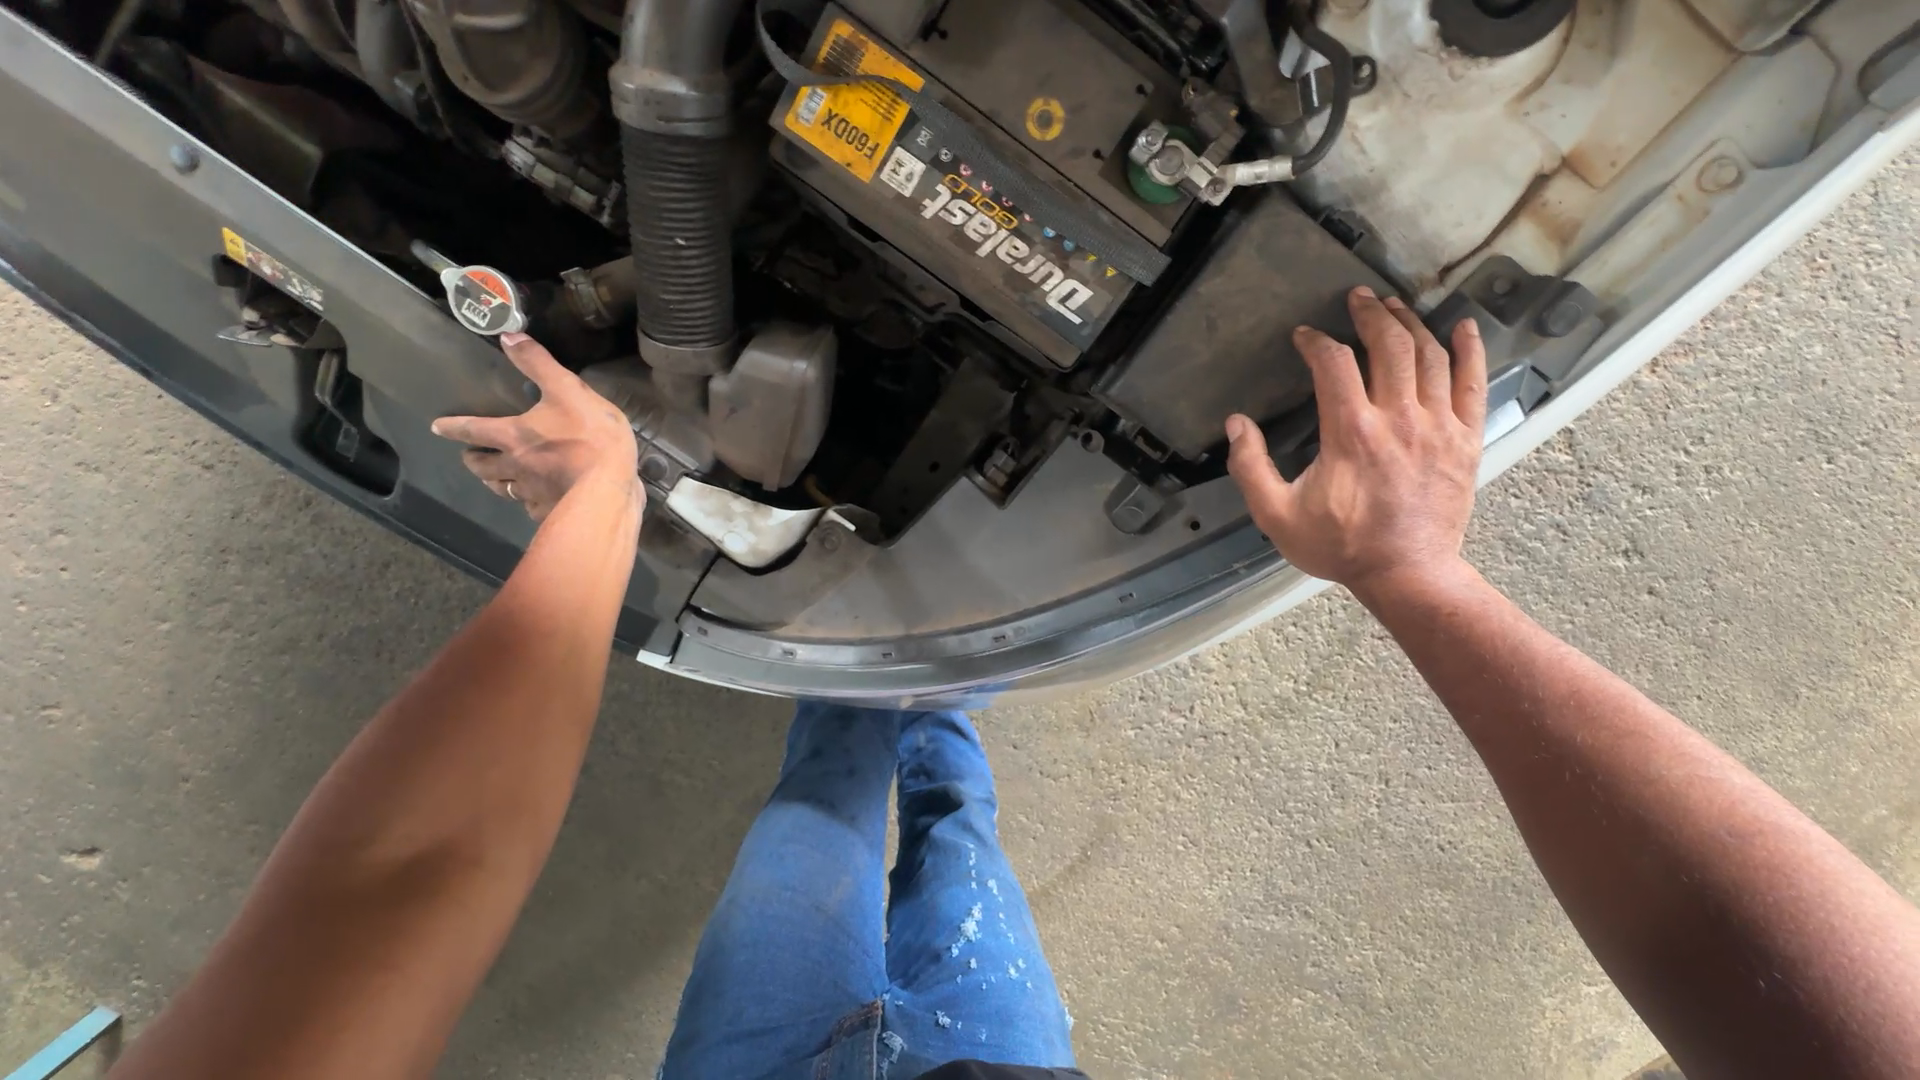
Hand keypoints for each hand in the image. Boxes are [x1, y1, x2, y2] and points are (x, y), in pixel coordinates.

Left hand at [431, 332, 640, 522]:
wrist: (608, 489)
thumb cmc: (590, 437)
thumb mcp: (569, 391)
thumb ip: (539, 364)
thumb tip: (508, 336)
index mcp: (512, 436)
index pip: (473, 430)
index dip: (454, 427)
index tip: (438, 428)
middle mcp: (514, 466)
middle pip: (482, 467)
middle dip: (473, 460)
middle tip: (471, 456)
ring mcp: (532, 492)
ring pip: (503, 489)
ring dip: (495, 483)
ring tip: (497, 480)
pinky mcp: (551, 510)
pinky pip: (532, 507)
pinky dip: (530, 503)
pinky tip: (537, 501)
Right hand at [1225, 286, 1486, 596]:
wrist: (1406, 575)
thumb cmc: (1338, 546)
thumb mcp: (1275, 514)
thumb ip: (1250, 466)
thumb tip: (1236, 424)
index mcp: (1349, 432)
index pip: (1332, 363)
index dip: (1315, 341)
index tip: (1304, 337)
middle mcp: (1397, 418)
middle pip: (1389, 345)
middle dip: (1370, 314)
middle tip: (1358, 297)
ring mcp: (1438, 426)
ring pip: (1430, 356)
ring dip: (1411, 324)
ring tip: (1395, 307)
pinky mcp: (1466, 440)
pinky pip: (1473, 383)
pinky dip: (1470, 350)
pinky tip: (1463, 327)